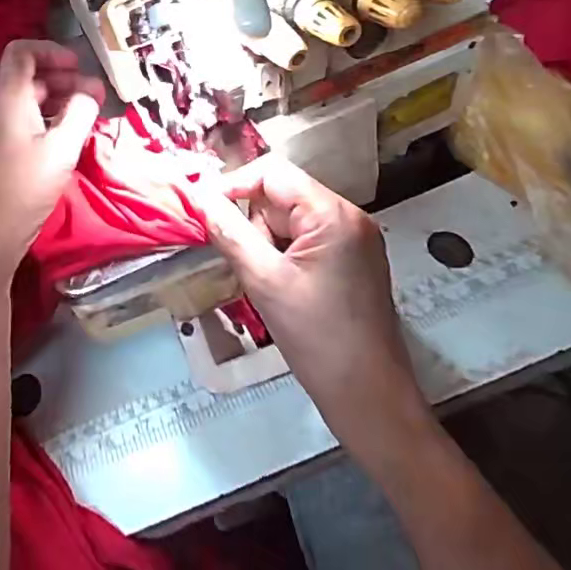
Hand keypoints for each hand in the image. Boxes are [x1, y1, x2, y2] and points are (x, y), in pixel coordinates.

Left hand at [0, 40, 103, 278]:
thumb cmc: (21, 190)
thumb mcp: (61, 150)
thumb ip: (80, 114)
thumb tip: (89, 93)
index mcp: (8, 100)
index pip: (21, 52)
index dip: (51, 50)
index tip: (79, 66)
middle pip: (29, 78)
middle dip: (65, 79)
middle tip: (96, 94)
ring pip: (28, 103)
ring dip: (60, 101)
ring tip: (89, 117)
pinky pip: (24, 124)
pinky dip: (49, 122)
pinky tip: (68, 141)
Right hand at [202, 156, 429, 448]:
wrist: (370, 397)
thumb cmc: (317, 339)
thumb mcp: (264, 282)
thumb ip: (229, 232)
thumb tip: (200, 197)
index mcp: (333, 213)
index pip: (274, 173)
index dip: (235, 185)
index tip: (207, 211)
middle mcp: (349, 215)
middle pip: (284, 195)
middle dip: (257, 223)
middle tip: (252, 267)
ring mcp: (355, 237)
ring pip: (293, 219)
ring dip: (270, 242)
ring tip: (272, 286)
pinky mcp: (354, 259)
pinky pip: (308, 238)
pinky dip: (287, 255)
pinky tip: (287, 290)